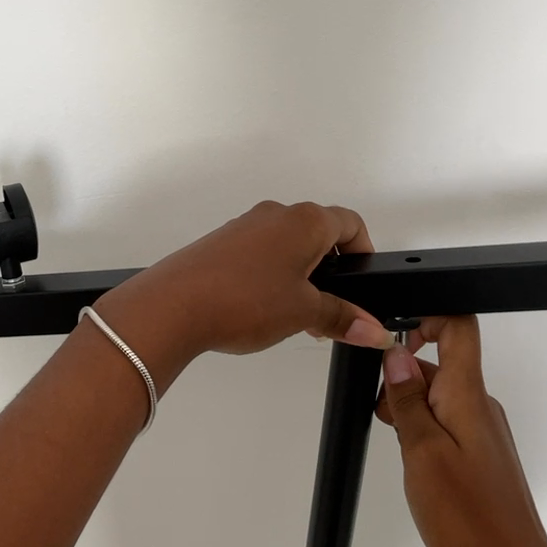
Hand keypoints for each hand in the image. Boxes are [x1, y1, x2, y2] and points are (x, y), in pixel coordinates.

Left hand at [93, 201, 394, 374]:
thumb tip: (373, 330)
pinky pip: (256, 256)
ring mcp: (242, 228)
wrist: (173, 307)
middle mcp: (274, 215)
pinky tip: (259, 311)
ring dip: (297, 278)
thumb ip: (342, 317)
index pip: (350, 223)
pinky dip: (268, 278)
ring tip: (293, 318)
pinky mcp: (219, 246)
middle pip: (316, 235)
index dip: (362, 252)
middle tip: (329, 310)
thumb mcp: (304, 313)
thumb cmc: (241, 300)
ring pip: (285, 247)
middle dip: (329, 273)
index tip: (362, 281)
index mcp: (304, 220)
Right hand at [377, 316, 546, 546]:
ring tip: (402, 449)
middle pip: (439, 363)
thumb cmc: (467, 515)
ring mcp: (482, 428)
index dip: (426, 318)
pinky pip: (446, 421)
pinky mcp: (480, 450)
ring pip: (438, 395)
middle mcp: (480, 405)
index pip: (458, 327)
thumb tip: (395, 358)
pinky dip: (423, 430)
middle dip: (401, 381)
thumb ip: (406, 401)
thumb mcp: (421, 452)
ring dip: (410, 410)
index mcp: (468, 395)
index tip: (394, 339)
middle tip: (387, 420)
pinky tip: (415, 462)